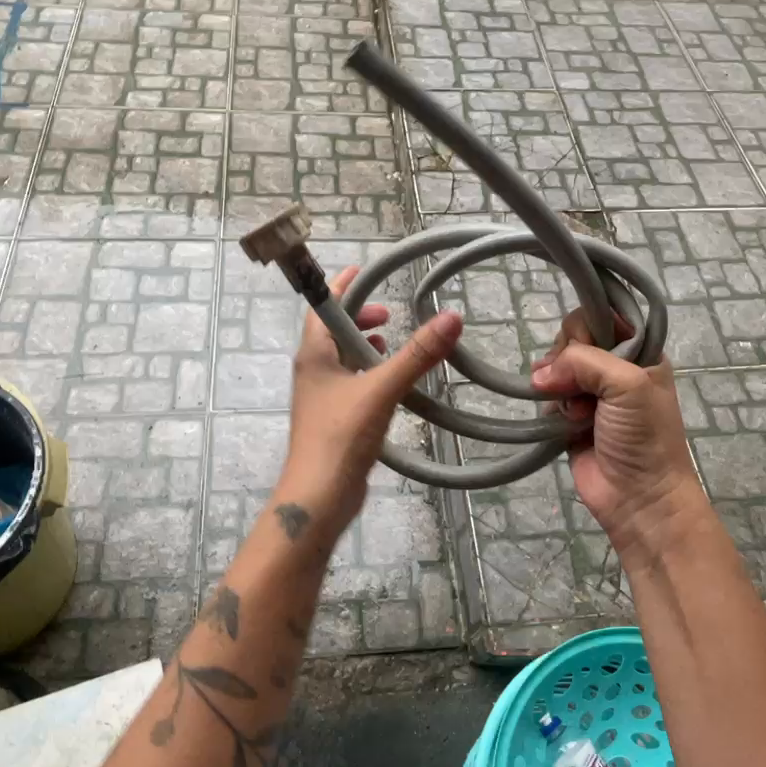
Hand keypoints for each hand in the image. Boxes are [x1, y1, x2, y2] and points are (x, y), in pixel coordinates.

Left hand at [283, 266, 462, 531]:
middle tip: (390, 312)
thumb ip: (417, 355)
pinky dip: (369, 371)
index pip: (323, 305)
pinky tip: (391, 383)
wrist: (318, 497)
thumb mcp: (382, 390)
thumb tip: (452, 317)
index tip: (365, 269)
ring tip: (392, 341)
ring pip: (343, 357)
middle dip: (360, 315)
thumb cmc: (340, 436)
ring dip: (365, 343)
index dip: (342, 285)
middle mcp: (313, 369)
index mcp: (314, 354)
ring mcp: (322, 395)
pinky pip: (351, 381)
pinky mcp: (335, 418)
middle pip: (333, 329)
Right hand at [530, 309, 703, 551]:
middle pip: (573, 337)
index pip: (603, 314)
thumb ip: (584, 361)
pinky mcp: (569, 417)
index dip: (587, 322)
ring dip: (557, 384)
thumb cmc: (645, 438)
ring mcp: (591, 393)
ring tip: (573, 408)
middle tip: (577, 383)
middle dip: (567, 357)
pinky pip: (547, 395)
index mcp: (640, 352)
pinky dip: (548, 404)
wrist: (640, 500)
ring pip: (556, 366)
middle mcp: (615, 367)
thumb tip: (540, 375)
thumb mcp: (628, 385)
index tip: (582, 342)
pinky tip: (563, 420)